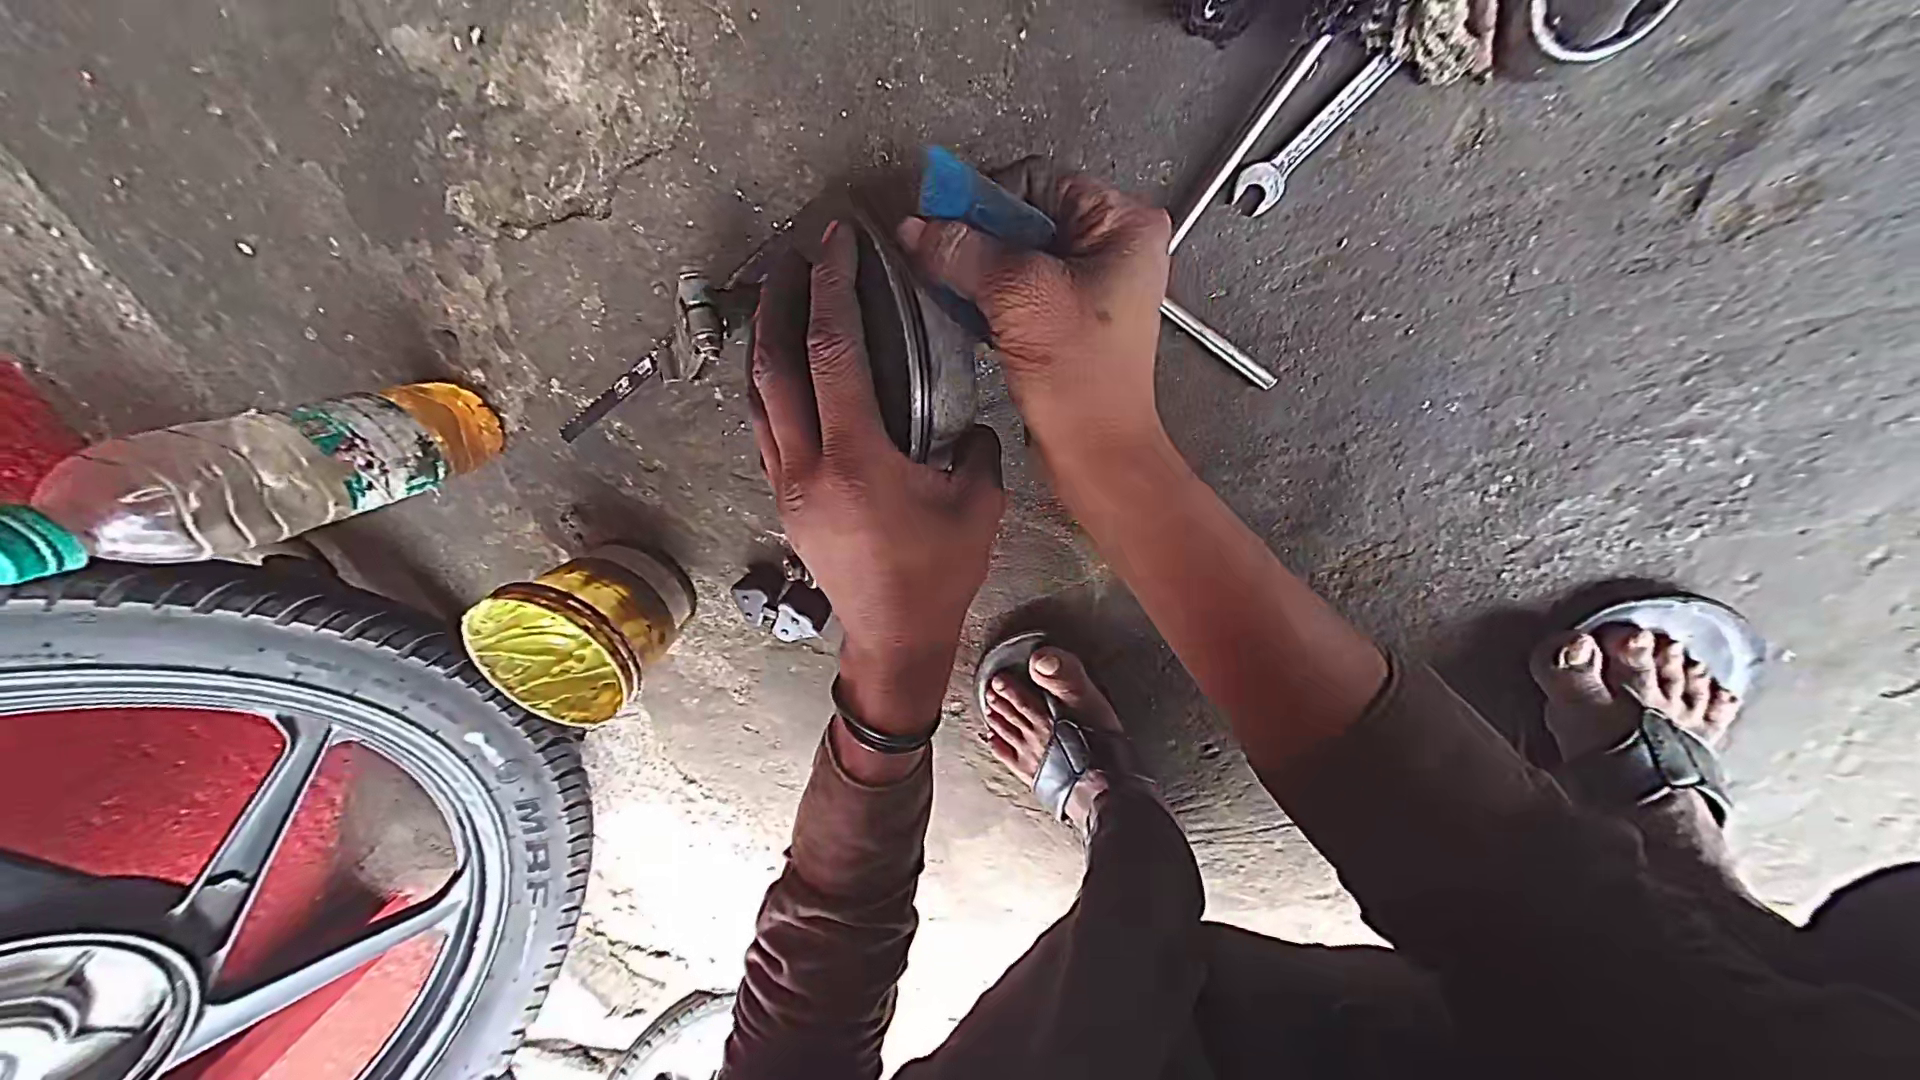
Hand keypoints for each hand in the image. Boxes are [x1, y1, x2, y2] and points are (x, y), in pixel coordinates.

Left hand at [748, 221, 1005, 731]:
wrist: (893, 636)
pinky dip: (769, 386)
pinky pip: (765, 429)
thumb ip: (974, 449)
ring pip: (758, 396)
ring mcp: (787, 485)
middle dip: (778, 300)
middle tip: (792, 258)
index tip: (836, 243)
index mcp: (856, 460)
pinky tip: (783, 372)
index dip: (832, 288)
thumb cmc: (937, 575)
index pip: (832, 353)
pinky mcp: (785, 501)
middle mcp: (807, 465)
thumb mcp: (978, 505)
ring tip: (780, 301)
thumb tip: (964, 424)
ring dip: (764, 341)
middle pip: (773, 364)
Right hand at [895, 161, 1171, 461]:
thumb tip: (922, 228)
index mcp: (1124, 227)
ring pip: (1016, 259)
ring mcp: (1087, 291)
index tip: (943, 215)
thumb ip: (966, 252)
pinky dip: (987, 299)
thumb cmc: (1087, 385)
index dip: (985, 196)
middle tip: (941, 252)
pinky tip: (968, 312)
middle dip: (978, 240)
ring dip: (979, 272)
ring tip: (954, 287)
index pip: (1038, 180)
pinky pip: (1017, 294)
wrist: (1094, 451)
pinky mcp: (1064, 324)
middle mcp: (1111, 253)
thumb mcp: (1021, 299)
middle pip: (1025, 219)